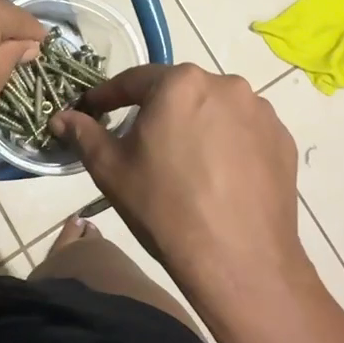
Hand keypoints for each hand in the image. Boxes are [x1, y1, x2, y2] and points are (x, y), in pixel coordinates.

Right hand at [52, 65, 310, 300]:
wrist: (240, 262)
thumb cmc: (165, 208)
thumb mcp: (111, 170)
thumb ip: (84, 134)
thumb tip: (61, 117)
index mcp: (179, 83)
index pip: (134, 80)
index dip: (109, 97)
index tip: (93, 111)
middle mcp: (224, 84)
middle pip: (178, 92)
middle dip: (157, 111)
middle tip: (140, 143)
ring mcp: (260, 111)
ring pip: (214, 109)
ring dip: (195, 125)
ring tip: (183, 162)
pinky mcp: (283, 140)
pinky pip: (243, 131)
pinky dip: (227, 144)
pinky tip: (217, 176)